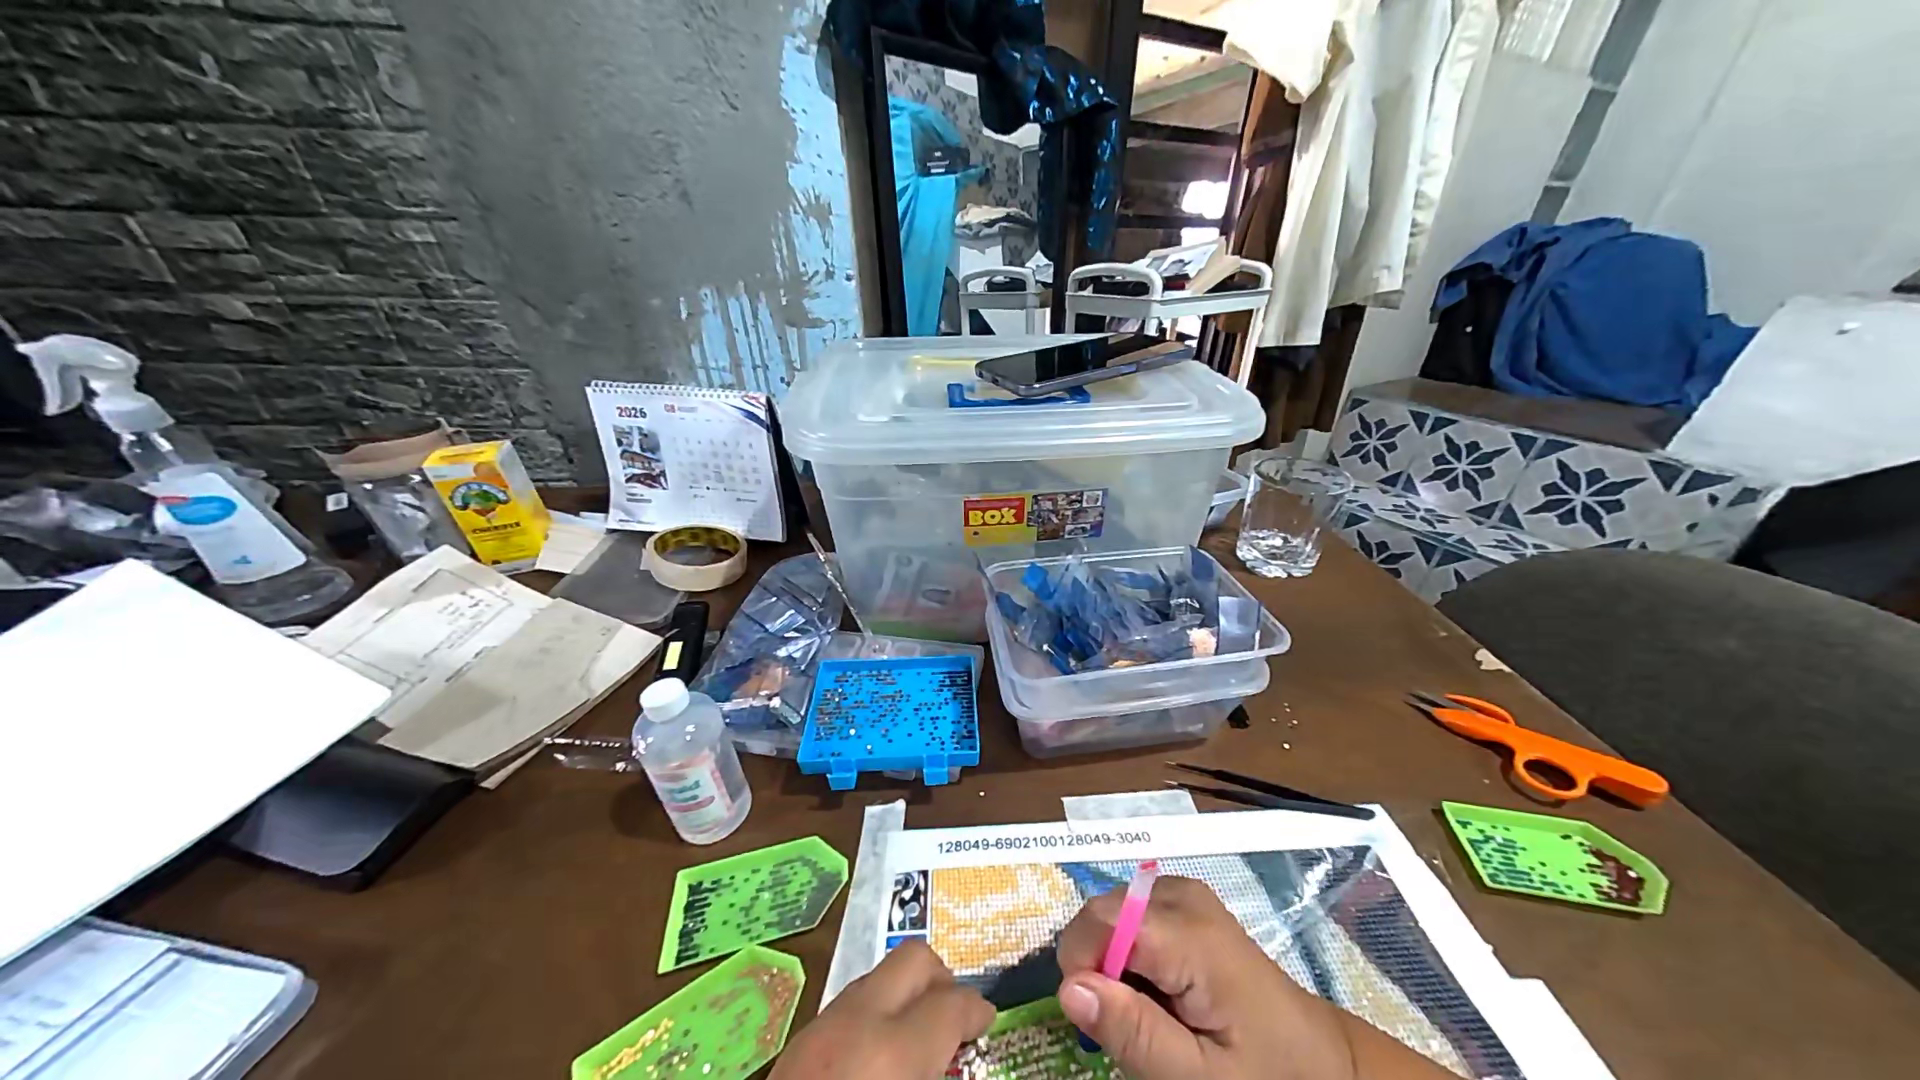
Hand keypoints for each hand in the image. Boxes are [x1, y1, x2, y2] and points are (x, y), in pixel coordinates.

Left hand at [769, 939, 991, 1079]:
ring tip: (919, 1041)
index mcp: (893, 1053)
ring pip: (881, 975)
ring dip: (909, 995)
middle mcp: (859, 1022)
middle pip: (915, 960)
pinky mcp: (801, 1039)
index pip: (952, 1003)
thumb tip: (955, 1055)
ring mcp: (824, 1024)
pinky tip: (878, 1058)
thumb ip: (937, 1070)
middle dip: (944, 981)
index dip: (978, 1012)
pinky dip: (878, 1013)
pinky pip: (853, 1002)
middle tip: (954, 1021)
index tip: (986, 1025)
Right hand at [1055, 876, 1452, 1079]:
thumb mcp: (1201, 1078)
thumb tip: (1067, 988)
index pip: (1099, 919)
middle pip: (1102, 915)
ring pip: (1112, 916)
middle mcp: (1182, 895)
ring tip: (1149, 1011)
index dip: (1081, 964)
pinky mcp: (1186, 901)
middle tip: (1128, 1024)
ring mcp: (1184, 893)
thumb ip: (1133, 1032)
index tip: (1098, 1019)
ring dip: (1112, 964)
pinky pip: (1131, 916)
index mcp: (1190, 934)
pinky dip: (1130, 954)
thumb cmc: (1268, 1074)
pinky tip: (1158, 989)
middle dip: (1098, 967)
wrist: (1325, 1061)